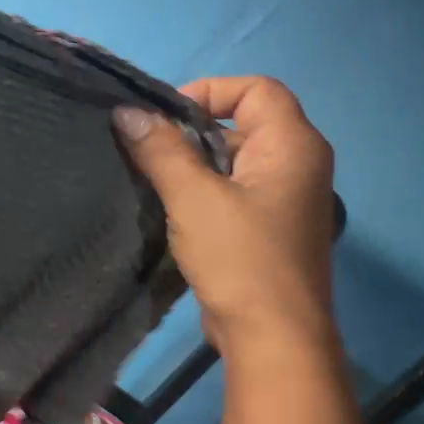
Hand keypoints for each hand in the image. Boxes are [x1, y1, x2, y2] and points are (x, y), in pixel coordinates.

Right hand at [112, 76, 336, 351]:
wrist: (272, 333)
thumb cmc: (239, 257)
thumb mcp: (192, 198)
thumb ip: (161, 151)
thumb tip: (127, 112)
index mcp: (292, 146)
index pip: (256, 89)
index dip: (208, 92)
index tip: (162, 119)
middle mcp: (297, 164)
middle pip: (243, 123)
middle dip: (191, 131)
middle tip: (147, 153)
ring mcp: (285, 198)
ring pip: (234, 160)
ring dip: (192, 165)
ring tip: (151, 182)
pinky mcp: (268, 227)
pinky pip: (233, 190)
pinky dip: (201, 191)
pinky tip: (170, 211)